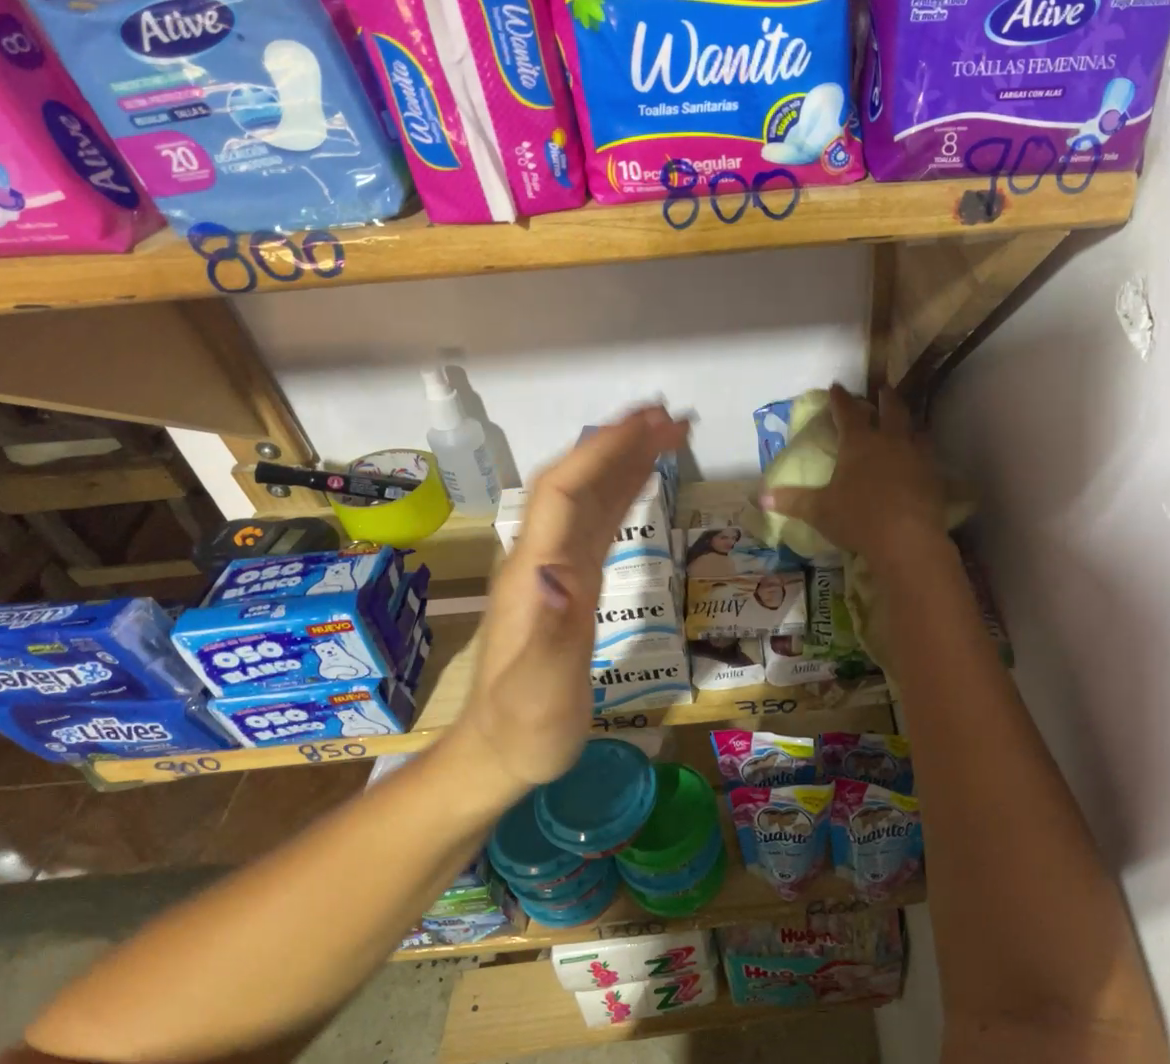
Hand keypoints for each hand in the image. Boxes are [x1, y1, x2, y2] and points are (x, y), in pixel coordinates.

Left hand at [452, 407, 687, 788]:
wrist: (499, 752)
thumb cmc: (526, 725)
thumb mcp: (540, 687)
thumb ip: (552, 632)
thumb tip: (560, 570)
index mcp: (538, 573)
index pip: (566, 492)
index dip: (604, 451)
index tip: (649, 422)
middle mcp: (544, 559)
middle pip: (577, 483)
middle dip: (618, 443)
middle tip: (670, 416)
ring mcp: (555, 572)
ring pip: (588, 500)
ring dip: (623, 461)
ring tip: (667, 434)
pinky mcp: (569, 587)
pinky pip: (597, 527)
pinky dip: (621, 496)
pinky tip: (642, 483)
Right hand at [759, 385, 947, 562]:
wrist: (907, 540)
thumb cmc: (857, 519)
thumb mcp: (820, 511)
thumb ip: (793, 501)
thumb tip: (761, 497)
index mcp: (859, 442)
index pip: (847, 411)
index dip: (840, 398)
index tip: (836, 386)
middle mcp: (890, 441)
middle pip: (890, 409)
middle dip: (884, 397)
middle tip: (882, 389)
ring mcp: (916, 456)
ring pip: (915, 428)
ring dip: (909, 421)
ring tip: (906, 420)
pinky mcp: (934, 476)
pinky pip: (929, 455)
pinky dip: (923, 450)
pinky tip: (922, 458)